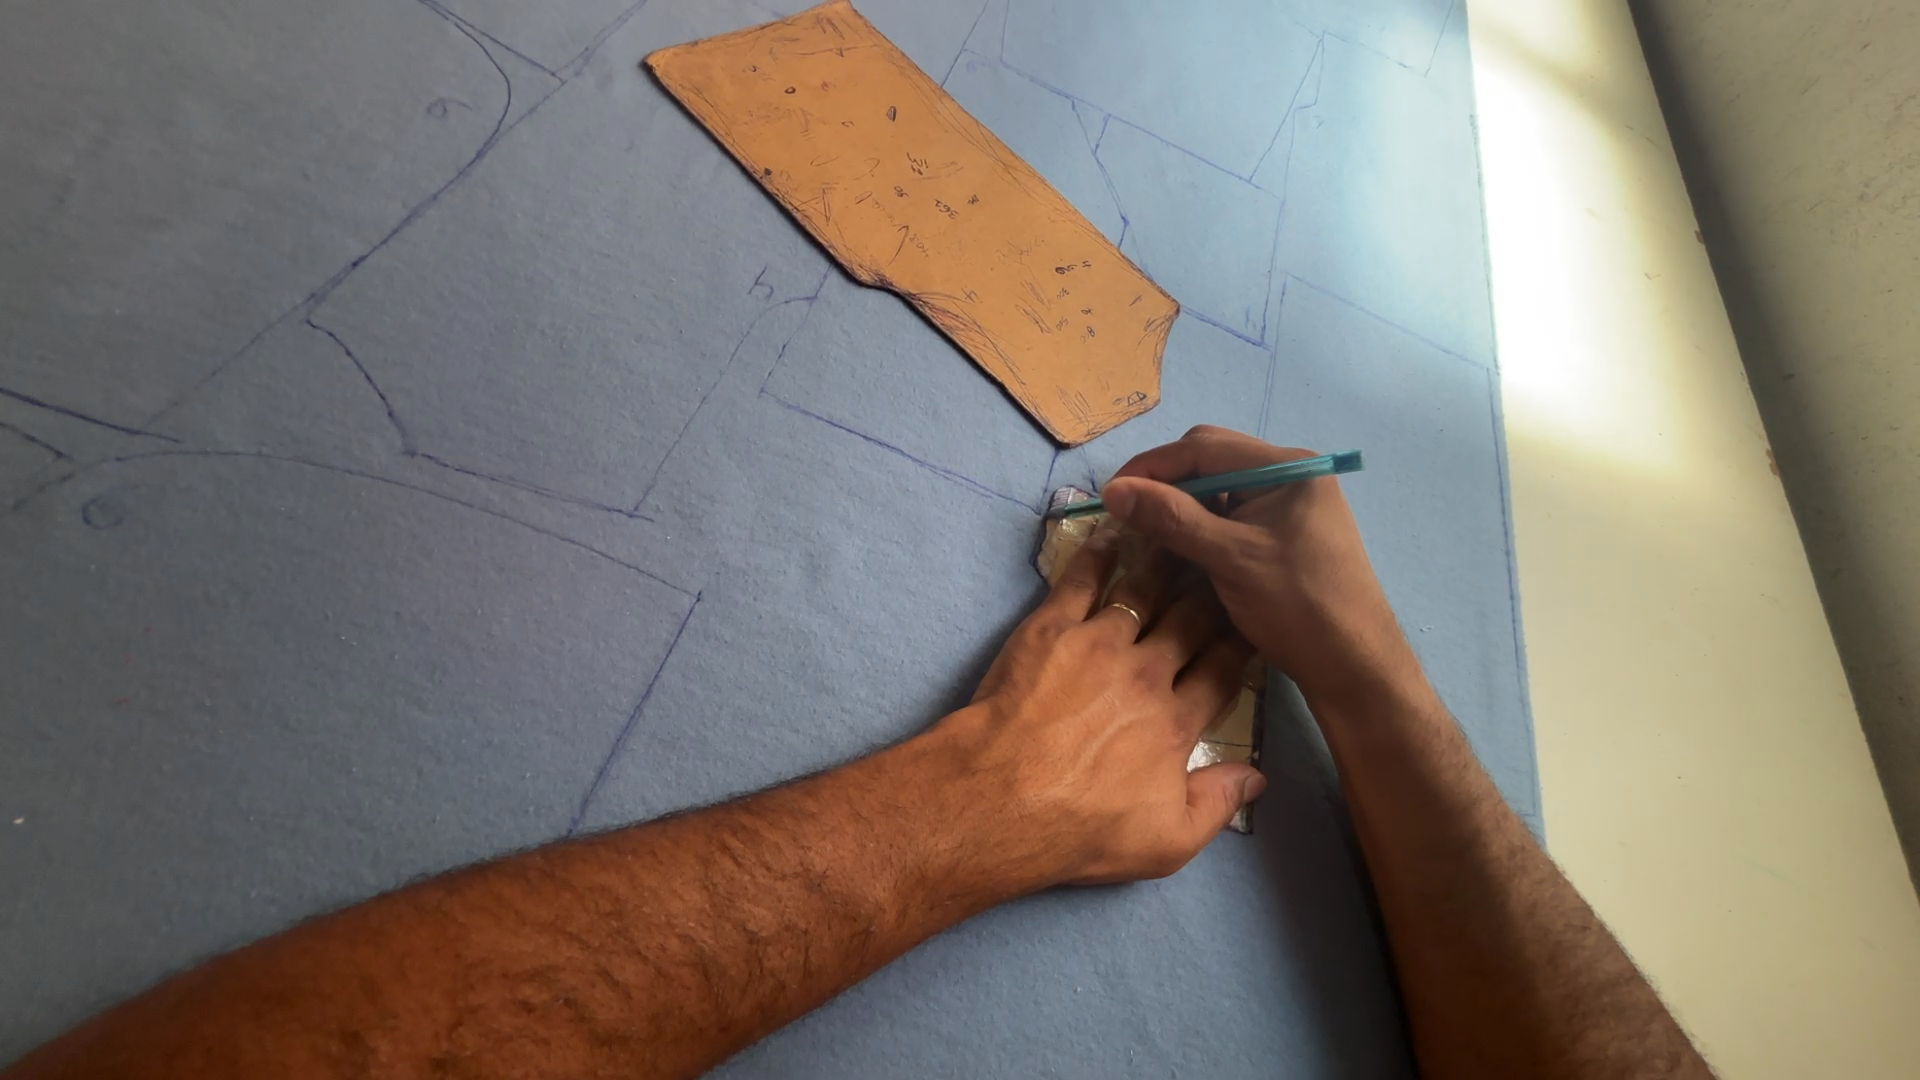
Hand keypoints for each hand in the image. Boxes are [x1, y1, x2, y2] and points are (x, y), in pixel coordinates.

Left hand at [934, 526, 1262, 888]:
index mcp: (1176, 722)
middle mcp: (1147, 673)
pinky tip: (1112, 532)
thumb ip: (1216, 806)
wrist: (1001, 797)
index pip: (1223, 671)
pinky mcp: (1052, 628)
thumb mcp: (1166, 842)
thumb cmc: (1081, 827)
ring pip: (1143, 592)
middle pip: (1190, 622)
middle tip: (1223, 563)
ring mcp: (1099, 643)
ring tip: (1178, 537)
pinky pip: (1080, 581)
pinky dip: (1097, 553)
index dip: (1241, 643)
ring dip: (1165, 563)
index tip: (1253, 619)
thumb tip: (1258, 777)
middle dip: (1212, 592)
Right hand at [1100, 426, 1414, 706]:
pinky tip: (1181, 548)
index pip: (1202, 447)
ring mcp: (1286, 505)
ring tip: (1150, 534)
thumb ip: (1170, 518)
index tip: (1111, 495)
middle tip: (1130, 514)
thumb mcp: (1228, 557)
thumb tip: (1113, 489)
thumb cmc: (1297, 606)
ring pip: (1216, 489)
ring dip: (1180, 505)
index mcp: (1285, 468)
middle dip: (1165, 482)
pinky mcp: (1281, 532)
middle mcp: (1287, 475)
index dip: (1151, 466)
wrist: (1353, 665)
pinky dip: (1199, 525)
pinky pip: (1229, 514)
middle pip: (1209, 460)